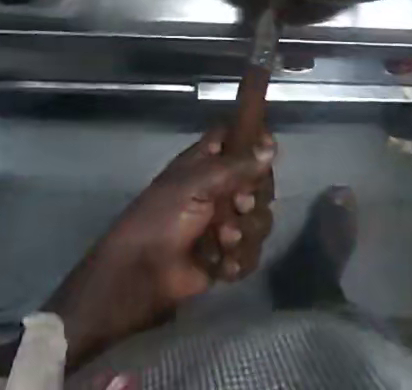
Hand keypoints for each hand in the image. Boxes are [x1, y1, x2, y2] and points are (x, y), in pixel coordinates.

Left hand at [45, 129, 275, 367]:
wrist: (141, 273)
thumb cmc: (162, 217)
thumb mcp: (196, 184)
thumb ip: (235, 166)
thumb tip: (271, 144)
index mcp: (205, 162)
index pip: (238, 139)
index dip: (255, 141)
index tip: (268, 149)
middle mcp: (218, 187)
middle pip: (259, 181)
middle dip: (254, 196)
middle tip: (239, 204)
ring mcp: (224, 222)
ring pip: (259, 219)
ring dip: (245, 232)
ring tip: (223, 240)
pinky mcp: (227, 256)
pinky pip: (252, 253)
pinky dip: (239, 259)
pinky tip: (222, 265)